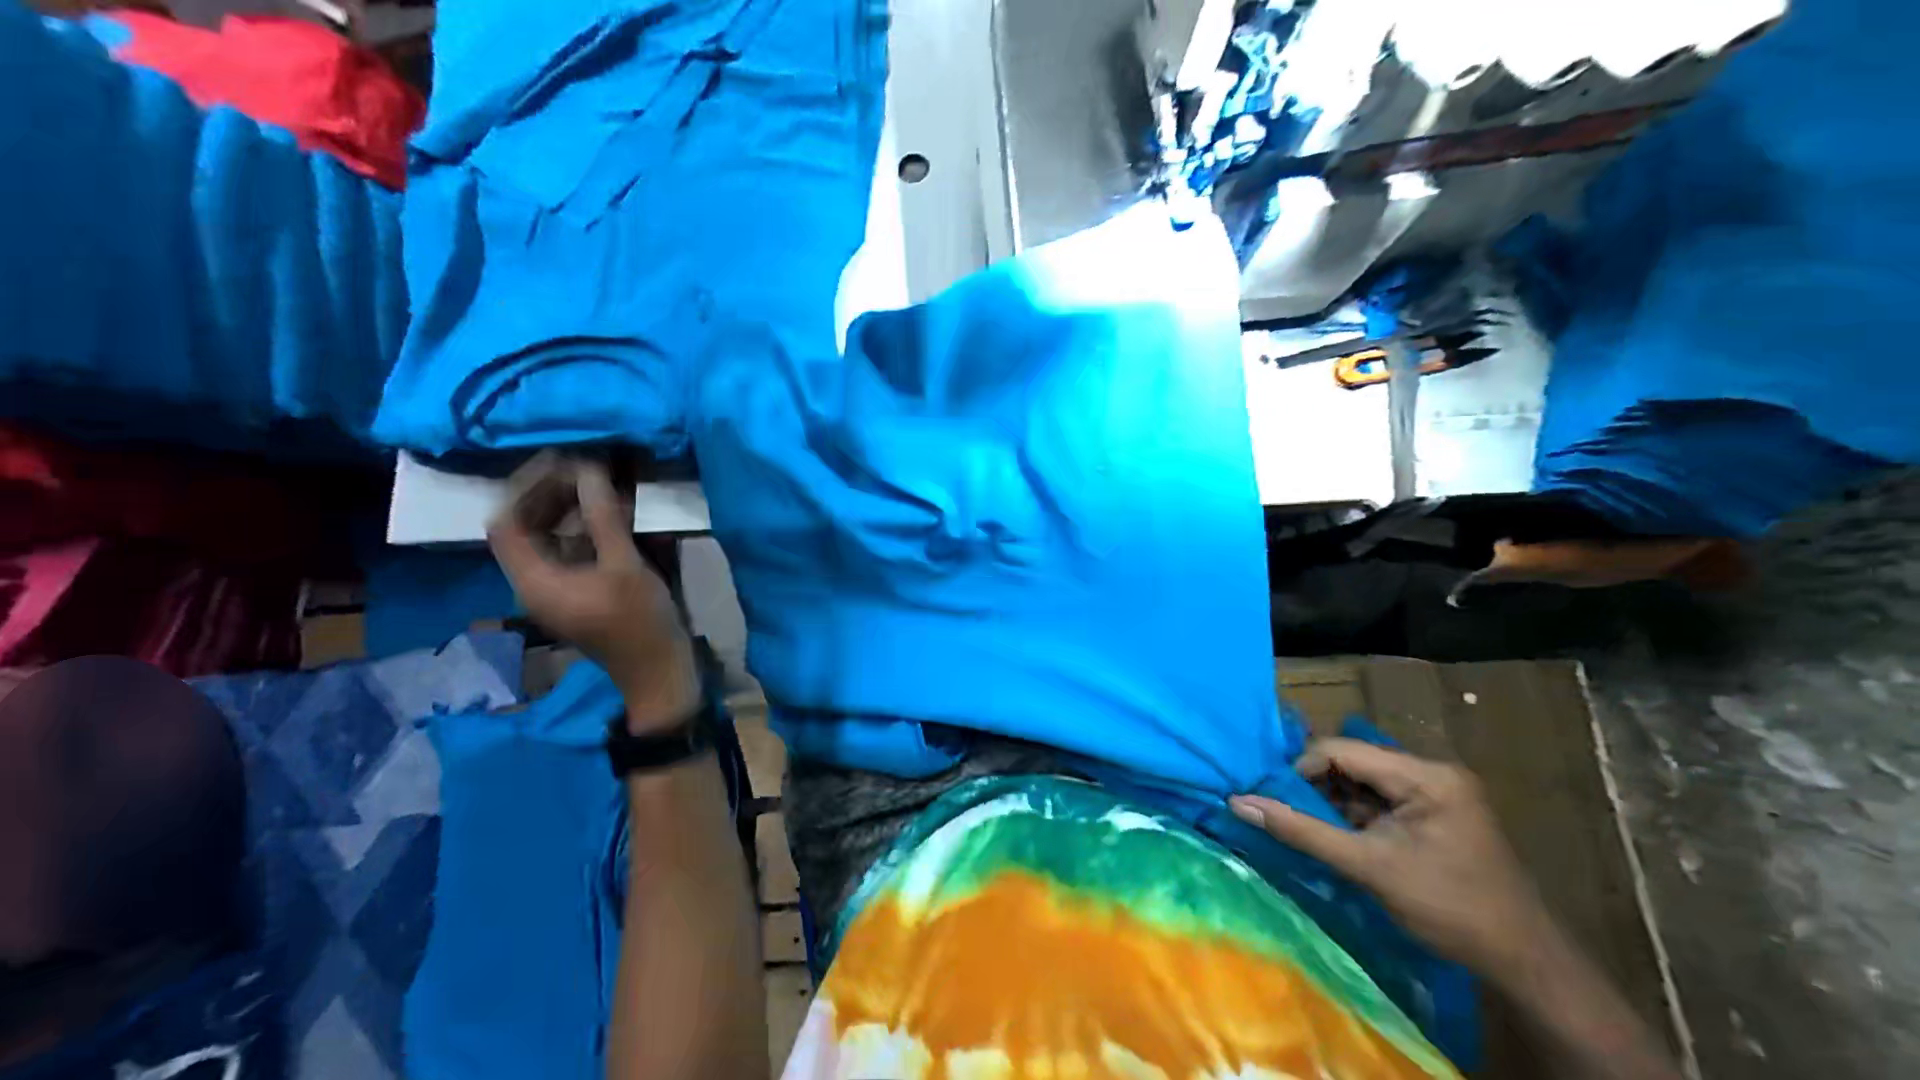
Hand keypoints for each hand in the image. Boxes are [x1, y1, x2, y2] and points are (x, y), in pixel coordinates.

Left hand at [487, 455, 698, 730]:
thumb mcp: (624, 566)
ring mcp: (562, 587)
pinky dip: (592, 529)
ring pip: (554, 537)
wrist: (660, 673)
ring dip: (575, 509)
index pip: (506, 522)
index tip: (562, 465)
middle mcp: (538, 582)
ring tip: (605, 485)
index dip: (527, 489)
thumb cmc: (639, 622)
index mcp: (534, 580)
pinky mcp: (585, 591)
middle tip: (587, 470)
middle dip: (554, 495)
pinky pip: (576, 550)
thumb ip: (603, 517)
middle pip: (529, 527)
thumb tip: (589, 470)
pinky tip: (620, 515)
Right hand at [1230, 739, 1558, 980]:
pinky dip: (1355, 817)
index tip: (1274, 801)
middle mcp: (1432, 773)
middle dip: (1316, 788)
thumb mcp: (1368, 867)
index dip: (1301, 771)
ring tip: (1310, 830)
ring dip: (1334, 804)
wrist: (1525, 963)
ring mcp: (1437, 793)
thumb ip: (1301, 831)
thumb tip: (1239, 803)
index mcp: (1425, 775)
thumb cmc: (1449, 909)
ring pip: (1364, 783)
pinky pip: (1381, 801)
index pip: (1342, 751)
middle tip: (1287, 816)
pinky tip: (1339, 839)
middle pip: (1353, 763)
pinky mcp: (1436, 814)